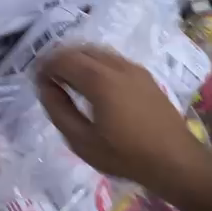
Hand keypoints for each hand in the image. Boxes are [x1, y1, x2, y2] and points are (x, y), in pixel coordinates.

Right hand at [35, 44, 211, 202]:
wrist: (174, 160)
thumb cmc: (125, 155)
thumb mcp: (82, 141)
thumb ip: (59, 111)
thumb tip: (45, 88)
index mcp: (99, 80)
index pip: (64, 59)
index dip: (45, 66)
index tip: (36, 80)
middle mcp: (117, 66)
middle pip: (80, 50)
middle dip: (60, 59)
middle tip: (48, 78)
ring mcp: (134, 69)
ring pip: (98, 52)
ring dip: (79, 60)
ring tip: (68, 80)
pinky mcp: (145, 76)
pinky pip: (113, 59)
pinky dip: (96, 64)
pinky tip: (93, 84)